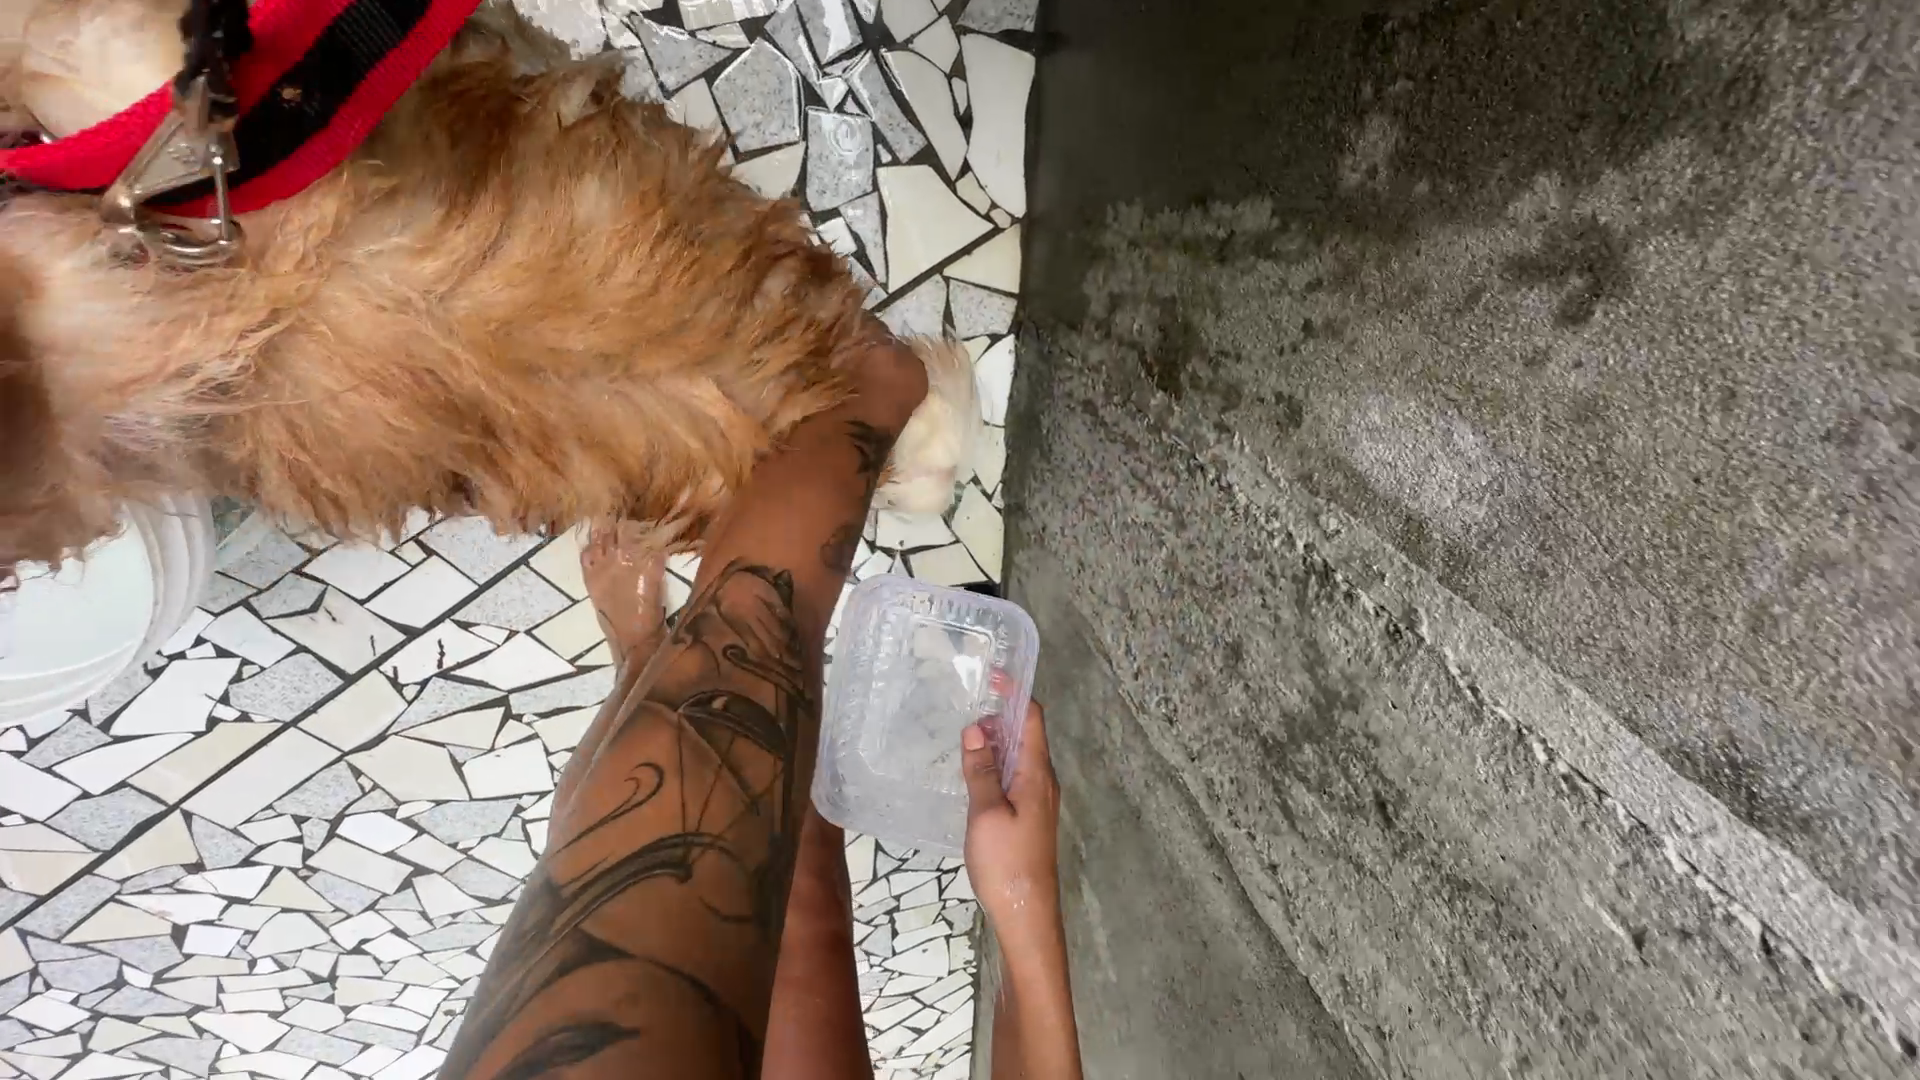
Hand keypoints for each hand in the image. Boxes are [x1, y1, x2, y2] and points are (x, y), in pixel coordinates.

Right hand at [960, 702, 1061, 951]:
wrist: (1027, 915)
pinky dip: (996, 763)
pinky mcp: (1028, 816)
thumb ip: (981, 770)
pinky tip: (973, 769)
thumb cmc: (1007, 861)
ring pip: (1019, 756)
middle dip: (1001, 713)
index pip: (1032, 718)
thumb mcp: (986, 812)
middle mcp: (1043, 781)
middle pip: (1026, 734)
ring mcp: (1037, 800)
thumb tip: (976, 728)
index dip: (1015, 692)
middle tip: (967, 699)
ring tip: (964, 728)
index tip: (992, 675)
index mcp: (1037, 773)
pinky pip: (1014, 776)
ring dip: (996, 739)